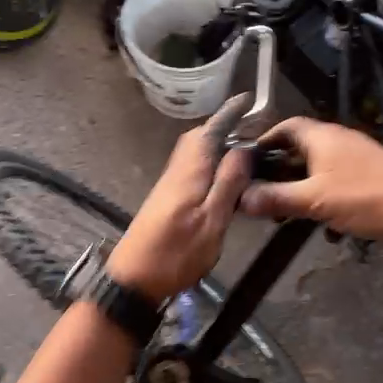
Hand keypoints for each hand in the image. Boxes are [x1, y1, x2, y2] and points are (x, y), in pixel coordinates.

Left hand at [108, 95, 254, 300]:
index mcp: (189, 172)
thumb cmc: (175, 254)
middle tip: (249, 128)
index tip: (247, 100)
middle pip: (198, 140)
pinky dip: (209, 166)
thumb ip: (228, 185)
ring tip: (243, 153)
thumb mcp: (211, 222)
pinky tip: (221, 181)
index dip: (229, 114)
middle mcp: (176, 172)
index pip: (211, 132)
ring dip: (216, 147)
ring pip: (194, 155)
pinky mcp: (165, 202)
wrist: (133, 281)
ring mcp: (168, 187)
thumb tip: (244, 150)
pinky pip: (191, 170)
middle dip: (222, 129)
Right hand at [238, 117, 382, 239]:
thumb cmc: (362, 197)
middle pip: (301, 150)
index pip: (286, 126)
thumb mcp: (312, 200)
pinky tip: (328, 228)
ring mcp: (358, 158)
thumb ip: (275, 198)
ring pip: (319, 170)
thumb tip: (241, 199)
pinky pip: (338, 184)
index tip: (248, 161)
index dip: (265, 140)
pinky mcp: (371, 176)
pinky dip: (327, 200)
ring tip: (290, 214)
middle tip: (264, 194)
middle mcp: (340, 140)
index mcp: (323, 136)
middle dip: (281, 173)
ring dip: (303, 190)